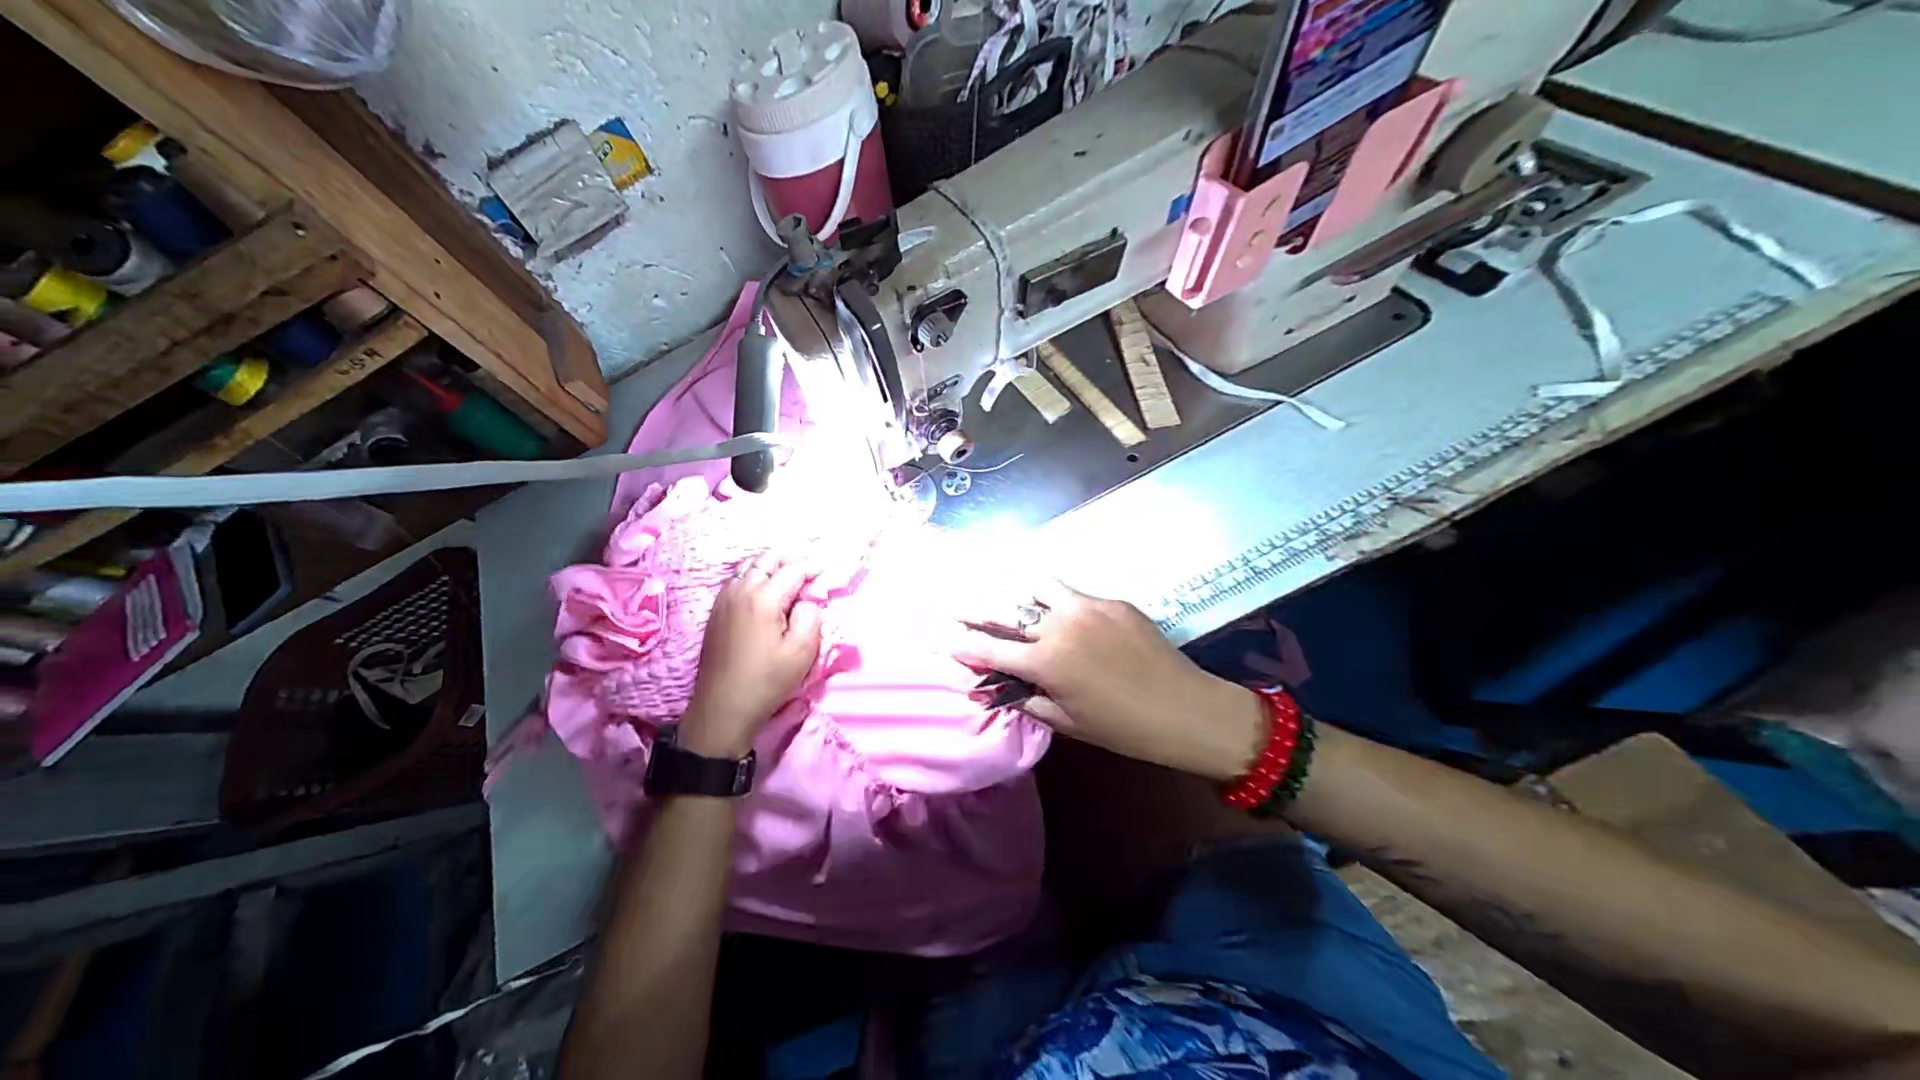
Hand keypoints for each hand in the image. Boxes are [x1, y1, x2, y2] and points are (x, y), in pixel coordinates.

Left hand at [679, 550, 821, 757]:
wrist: (723, 707)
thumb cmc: (767, 680)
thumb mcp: (803, 651)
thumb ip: (811, 615)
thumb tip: (807, 599)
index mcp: (764, 597)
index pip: (794, 569)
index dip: (813, 569)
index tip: (826, 576)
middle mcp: (741, 589)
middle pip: (767, 558)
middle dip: (791, 558)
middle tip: (809, 569)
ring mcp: (724, 599)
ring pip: (750, 567)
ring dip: (771, 566)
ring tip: (789, 577)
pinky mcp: (716, 611)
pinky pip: (737, 581)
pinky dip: (755, 577)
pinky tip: (765, 592)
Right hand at [953, 582, 1267, 780]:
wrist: (1185, 708)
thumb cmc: (1121, 727)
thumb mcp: (1065, 721)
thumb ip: (1025, 699)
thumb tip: (995, 687)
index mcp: (1045, 661)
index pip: (990, 647)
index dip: (964, 643)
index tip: (947, 637)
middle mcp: (1059, 625)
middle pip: (1006, 608)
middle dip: (980, 610)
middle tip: (965, 608)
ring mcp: (1087, 606)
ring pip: (1038, 587)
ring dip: (1022, 597)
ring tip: (1018, 607)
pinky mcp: (1112, 601)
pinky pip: (1075, 595)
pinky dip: (1061, 605)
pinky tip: (1068, 621)